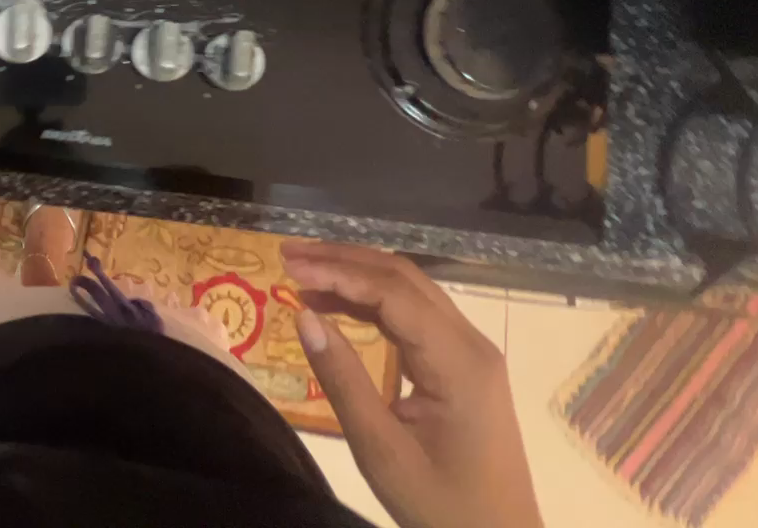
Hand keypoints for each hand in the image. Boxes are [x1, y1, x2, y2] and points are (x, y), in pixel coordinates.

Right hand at [282, 242, 542, 527]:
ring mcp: (468, 351)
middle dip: (342, 259)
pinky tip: (332, 303)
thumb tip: (303, 315)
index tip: (288, 269)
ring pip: (406, 288)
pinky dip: (368, 298)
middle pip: (401, 277)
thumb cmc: (442, 508)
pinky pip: (411, 312)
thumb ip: (343, 379)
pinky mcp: (459, 362)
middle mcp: (470, 343)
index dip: (337, 273)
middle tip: (287, 255)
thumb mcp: (381, 451)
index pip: (391, 293)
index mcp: (458, 362)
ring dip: (354, 272)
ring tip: (301, 270)